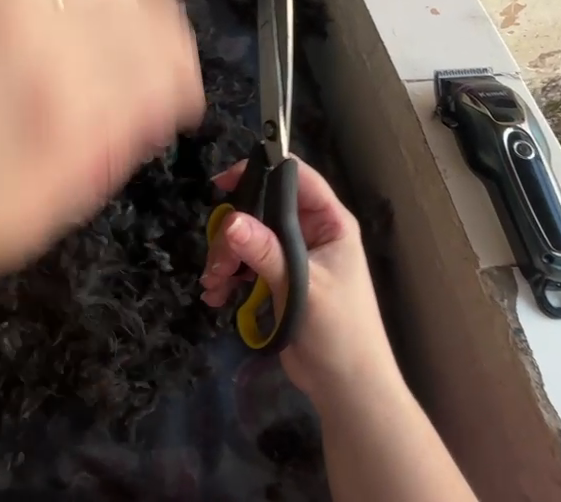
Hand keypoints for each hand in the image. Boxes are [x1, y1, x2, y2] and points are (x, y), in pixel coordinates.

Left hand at [0, 0, 205, 329]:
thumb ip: (95, 152)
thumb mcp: (15, 220)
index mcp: (63, 112)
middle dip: (147, 20)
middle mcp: (32, 25)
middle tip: (126, 46)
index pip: (163, 59)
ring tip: (75, 8)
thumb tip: (144, 103)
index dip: (176, 71)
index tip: (168, 85)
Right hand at [200, 156, 394, 403]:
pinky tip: (216, 294)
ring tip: (214, 283)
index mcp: (329, 222)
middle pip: (260, 207)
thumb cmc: (340, 332)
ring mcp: (291, 255)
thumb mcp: (304, 287)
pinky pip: (242, 262)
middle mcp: (309, 231)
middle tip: (218, 258)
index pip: (294, 176)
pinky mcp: (275, 277)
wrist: (346, 389)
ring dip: (224, 256)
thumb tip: (230, 220)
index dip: (260, 170)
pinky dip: (226, 274)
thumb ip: (266, 251)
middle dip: (232, 229)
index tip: (223, 182)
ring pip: (246, 235)